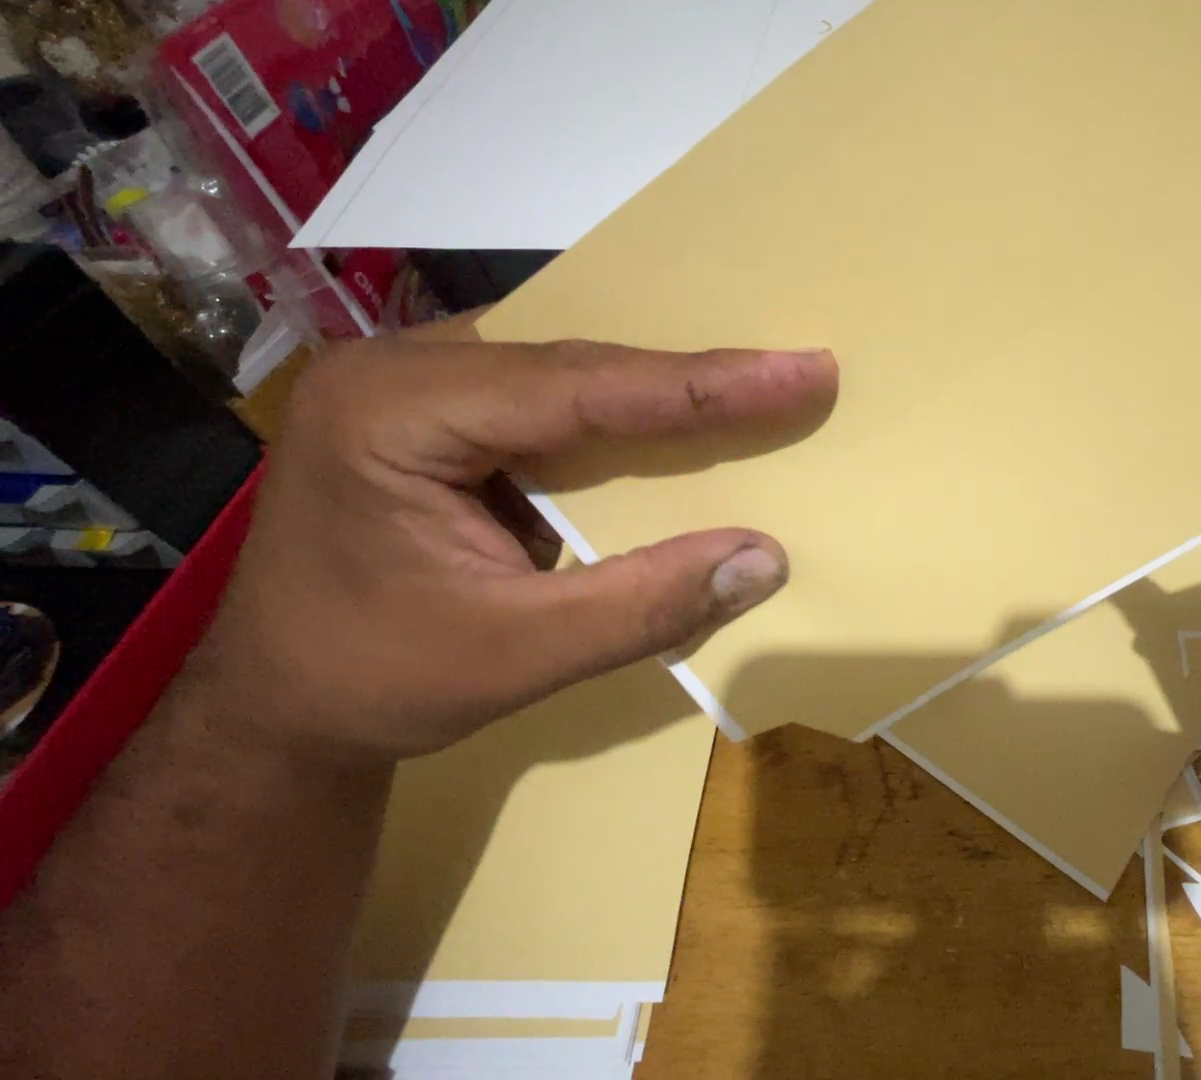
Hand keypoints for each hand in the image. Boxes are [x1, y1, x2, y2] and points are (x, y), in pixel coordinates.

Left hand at [192, 322, 836, 760]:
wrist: (279, 709)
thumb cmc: (377, 682)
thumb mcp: (518, 655)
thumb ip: (644, 605)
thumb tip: (766, 559)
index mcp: (395, 412)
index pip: (581, 386)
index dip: (705, 384)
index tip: (801, 372)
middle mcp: (403, 373)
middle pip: (581, 364)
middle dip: (696, 379)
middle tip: (797, 375)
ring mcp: (420, 389)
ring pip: (573, 374)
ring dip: (667, 392)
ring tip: (760, 390)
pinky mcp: (446, 419)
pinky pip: (556, 402)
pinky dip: (629, 419)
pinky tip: (684, 425)